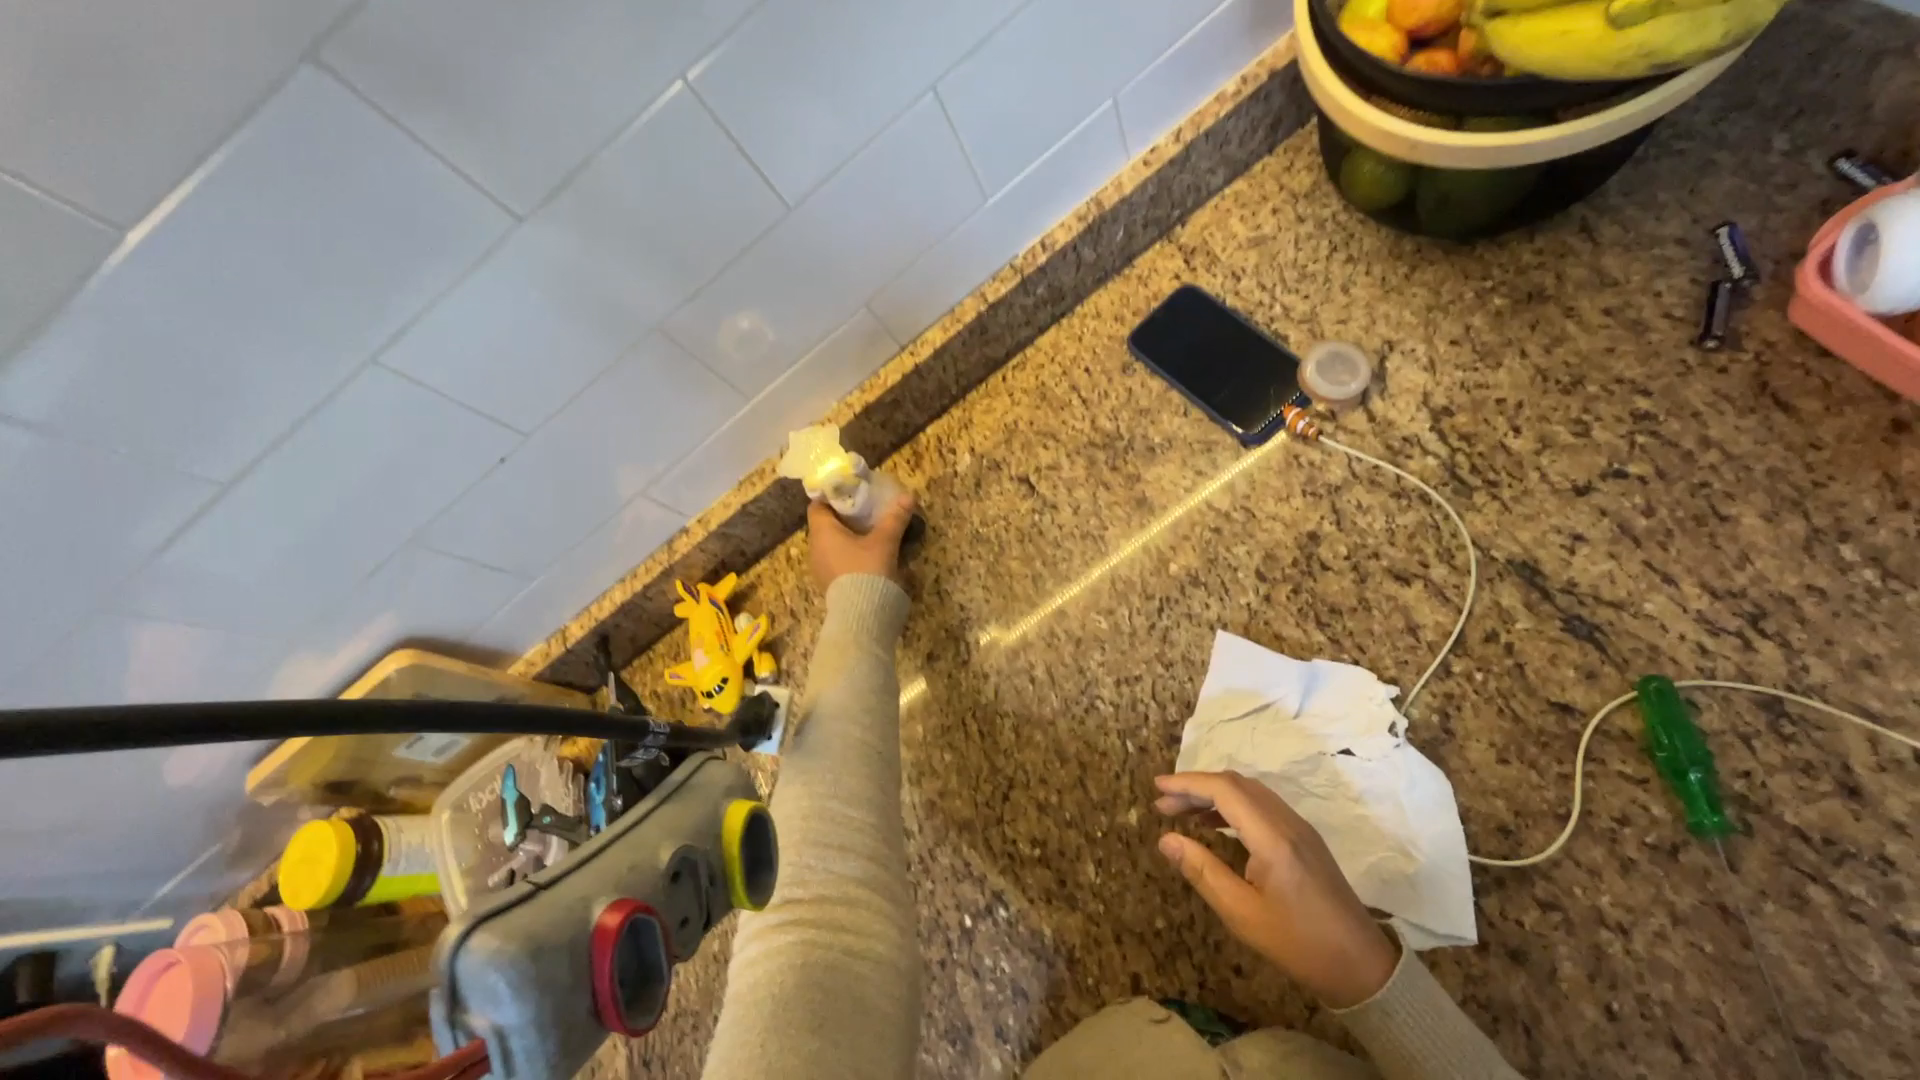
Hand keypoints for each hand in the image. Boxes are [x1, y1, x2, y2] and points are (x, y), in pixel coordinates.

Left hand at [807, 494, 914, 590]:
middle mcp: (815, 548)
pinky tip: (865, 556)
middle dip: (844, 517)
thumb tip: (908, 496)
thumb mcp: (885, 541)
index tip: (851, 493)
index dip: (832, 497)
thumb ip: (895, 518)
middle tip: (865, 511)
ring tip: (868, 533)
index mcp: (822, 532)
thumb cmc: (867, 570)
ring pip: (830, 544)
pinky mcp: (828, 584)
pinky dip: (847, 554)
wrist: (862, 615)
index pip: (817, 505)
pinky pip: (835, 560)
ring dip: (846, 537)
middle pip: (825, 524)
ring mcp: (819, 568)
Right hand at [1154, 771, 1398, 1008]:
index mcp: (1272, 838)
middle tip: (1163, 804)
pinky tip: (1215, 825)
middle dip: (1196, 787)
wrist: (1359, 964)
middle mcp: (1287, 822)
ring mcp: (1300, 828)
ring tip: (1182, 812)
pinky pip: (1262, 806)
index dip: (1187, 783)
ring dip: (1214, 795)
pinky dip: (1233, 806)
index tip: (1157, 788)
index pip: (1224, 790)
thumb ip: (1202, 871)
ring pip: (1250, 792)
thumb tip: (1165, 839)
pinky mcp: (1304, 839)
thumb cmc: (1297, 943)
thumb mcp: (1241, 913)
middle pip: (1236, 784)